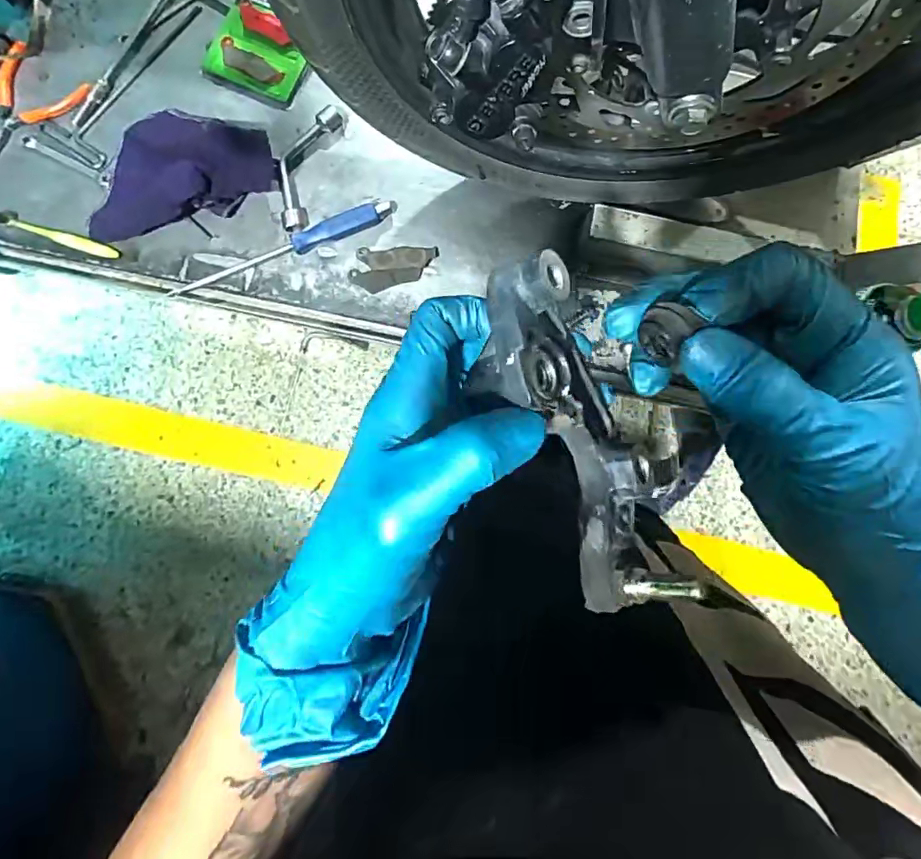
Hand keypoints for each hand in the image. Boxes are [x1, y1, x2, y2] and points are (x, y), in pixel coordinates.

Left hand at [236, 297, 545, 765]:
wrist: (345, 604)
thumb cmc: (368, 543)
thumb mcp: (418, 492)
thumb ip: (474, 452)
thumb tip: (535, 424)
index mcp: (404, 397)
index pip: (437, 324)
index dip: (480, 315)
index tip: (533, 335)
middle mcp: (419, 409)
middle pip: (467, 354)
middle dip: (515, 353)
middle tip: (572, 373)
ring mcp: (433, 441)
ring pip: (481, 394)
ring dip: (522, 393)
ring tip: (574, 405)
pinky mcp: (447, 473)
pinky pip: (486, 435)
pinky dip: (517, 431)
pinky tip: (551, 443)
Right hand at [603, 243, 920, 741]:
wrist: (880, 569)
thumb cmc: (878, 502)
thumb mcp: (824, 442)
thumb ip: (758, 386)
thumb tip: (690, 342)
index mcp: (846, 337)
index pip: (780, 277)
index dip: (723, 284)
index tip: (677, 314)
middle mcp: (806, 348)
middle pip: (732, 302)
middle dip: (680, 309)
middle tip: (628, 329)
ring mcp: (770, 378)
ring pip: (708, 336)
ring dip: (667, 343)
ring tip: (628, 358)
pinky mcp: (744, 407)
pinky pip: (698, 374)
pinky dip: (669, 376)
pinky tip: (646, 390)